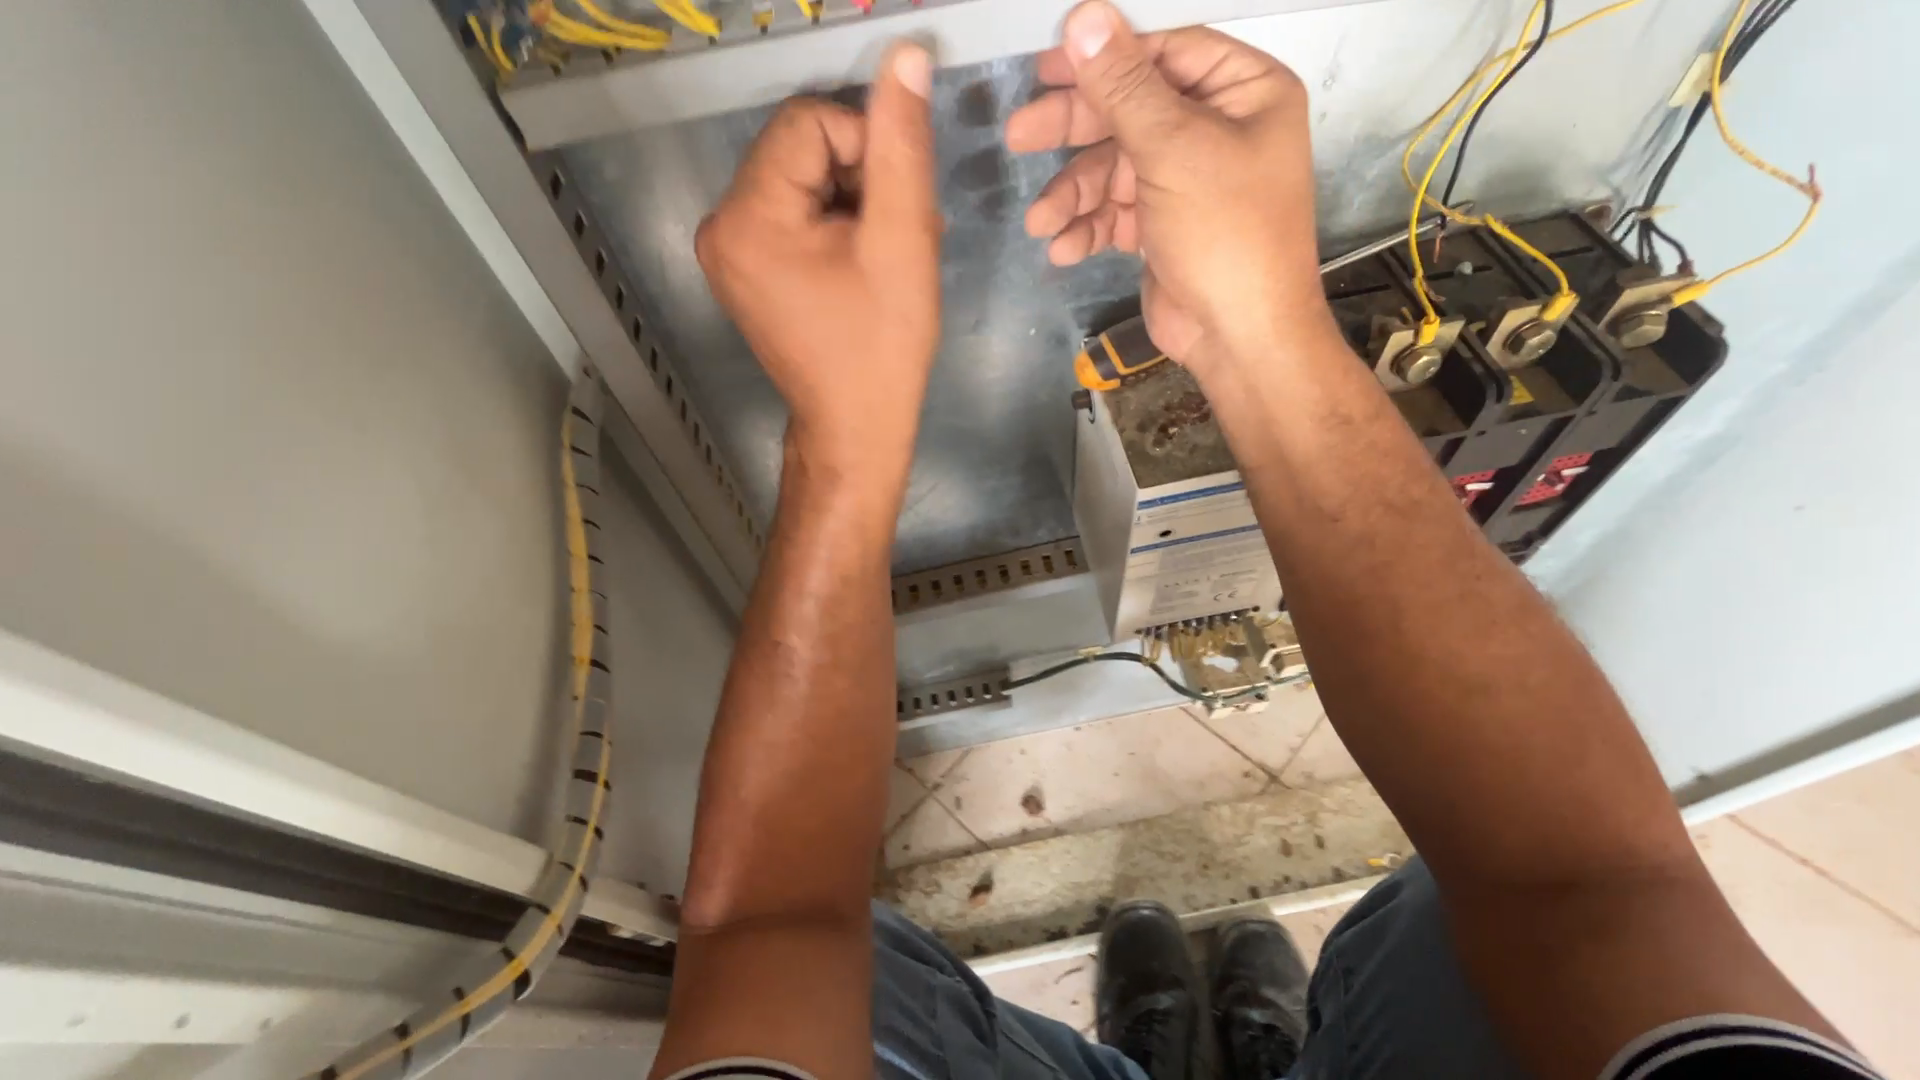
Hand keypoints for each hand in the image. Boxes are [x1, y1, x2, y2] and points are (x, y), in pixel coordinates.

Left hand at [697, 45, 940, 484]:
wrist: (855, 426)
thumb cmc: (881, 345)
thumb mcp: (902, 241)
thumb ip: (902, 146)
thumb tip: (903, 57)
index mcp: (748, 216)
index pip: (810, 121)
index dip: (867, 151)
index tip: (894, 212)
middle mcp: (720, 224)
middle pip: (801, 148)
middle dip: (860, 180)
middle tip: (894, 239)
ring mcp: (727, 249)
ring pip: (801, 179)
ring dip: (852, 203)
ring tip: (880, 258)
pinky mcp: (743, 268)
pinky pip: (792, 212)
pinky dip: (832, 225)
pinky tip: (859, 266)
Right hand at [1005, 2, 1332, 377]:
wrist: (1240, 338)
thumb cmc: (1225, 233)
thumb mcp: (1173, 149)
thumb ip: (1123, 85)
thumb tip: (1082, 16)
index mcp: (1245, 91)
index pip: (1165, 54)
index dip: (1105, 59)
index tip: (1047, 66)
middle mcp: (1218, 129)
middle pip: (1131, 112)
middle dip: (1074, 132)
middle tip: (1018, 134)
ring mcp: (1188, 182)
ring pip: (1115, 169)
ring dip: (1074, 195)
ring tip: (1040, 221)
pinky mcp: (1163, 227)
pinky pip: (1116, 212)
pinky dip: (1089, 227)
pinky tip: (1064, 248)